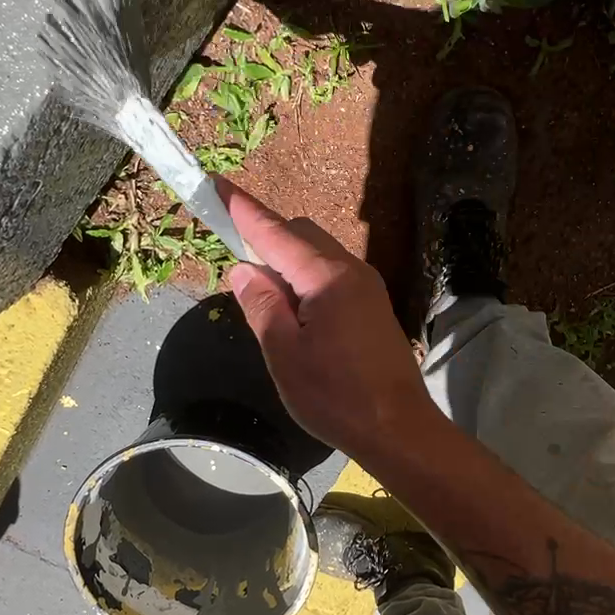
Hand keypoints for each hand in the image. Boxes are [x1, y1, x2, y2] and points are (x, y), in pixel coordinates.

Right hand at [217, 178, 448, 463]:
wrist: (398, 429)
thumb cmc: (335, 396)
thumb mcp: (284, 354)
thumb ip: (261, 305)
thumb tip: (243, 269)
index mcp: (327, 277)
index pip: (275, 232)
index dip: (242, 210)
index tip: (216, 185)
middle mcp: (352, 271)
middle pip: (301, 236)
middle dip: (266, 238)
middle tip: (237, 265)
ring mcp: (369, 289)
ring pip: (319, 256)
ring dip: (287, 263)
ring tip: (264, 297)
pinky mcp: (375, 308)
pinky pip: (333, 277)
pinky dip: (307, 280)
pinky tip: (295, 313)